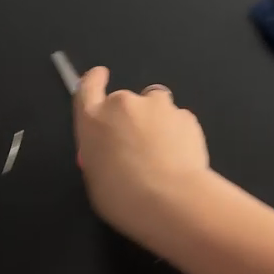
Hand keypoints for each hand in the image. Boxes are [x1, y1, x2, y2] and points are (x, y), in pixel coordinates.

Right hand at [73, 67, 223, 245]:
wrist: (170, 199)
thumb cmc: (122, 198)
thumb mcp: (95, 178)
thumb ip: (100, 155)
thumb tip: (112, 152)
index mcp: (93, 119)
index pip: (88, 87)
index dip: (94, 79)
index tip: (101, 75)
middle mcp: (124, 104)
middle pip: (125, 102)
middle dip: (132, 118)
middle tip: (138, 147)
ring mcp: (157, 106)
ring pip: (156, 106)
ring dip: (157, 121)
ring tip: (164, 152)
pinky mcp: (186, 115)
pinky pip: (179, 120)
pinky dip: (179, 133)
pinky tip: (182, 158)